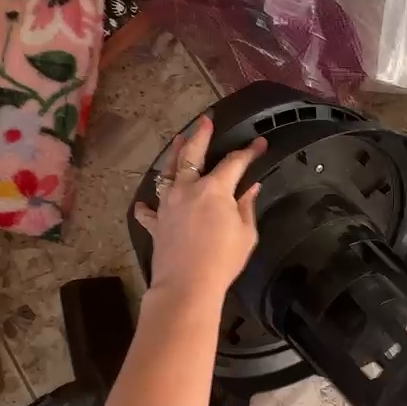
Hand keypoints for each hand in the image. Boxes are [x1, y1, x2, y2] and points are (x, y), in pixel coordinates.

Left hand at [134, 115, 266, 300]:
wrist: (187, 285)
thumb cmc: (222, 260)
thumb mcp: (246, 234)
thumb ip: (246, 207)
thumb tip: (250, 188)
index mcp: (214, 190)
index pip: (234, 163)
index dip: (248, 152)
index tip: (259, 144)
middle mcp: (187, 189)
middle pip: (193, 154)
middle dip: (201, 135)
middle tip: (205, 121)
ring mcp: (167, 204)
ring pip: (168, 172)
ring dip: (174, 155)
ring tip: (177, 141)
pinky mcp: (155, 223)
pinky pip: (149, 209)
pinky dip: (149, 205)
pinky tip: (147, 203)